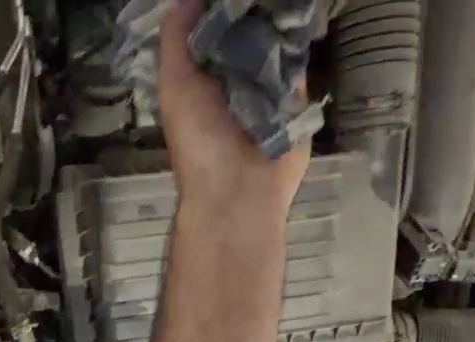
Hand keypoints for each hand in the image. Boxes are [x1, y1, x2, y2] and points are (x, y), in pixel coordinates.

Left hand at [156, 0, 310, 217]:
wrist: (238, 191)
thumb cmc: (198, 140)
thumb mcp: (174, 85)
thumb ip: (176, 39)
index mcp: (203, 77)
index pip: (214, 27)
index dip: (220, 5)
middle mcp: (235, 79)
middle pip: (248, 27)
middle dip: (253, 6)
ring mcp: (268, 87)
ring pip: (277, 38)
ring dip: (278, 16)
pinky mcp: (297, 97)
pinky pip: (300, 58)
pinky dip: (300, 37)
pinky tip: (301, 11)